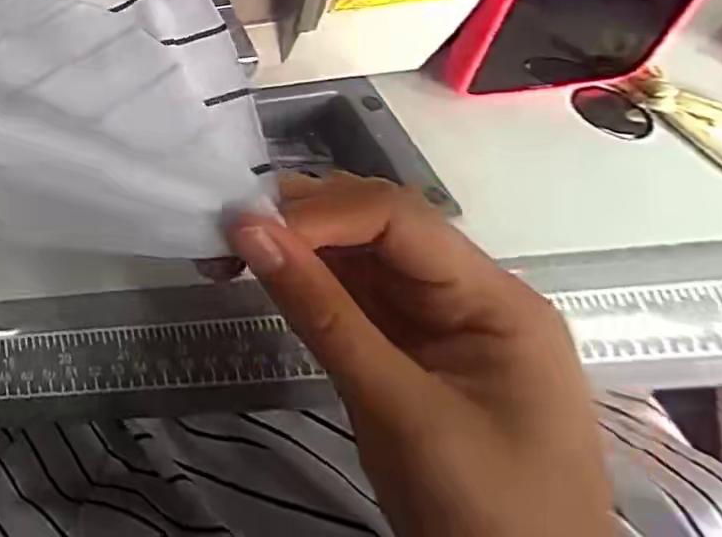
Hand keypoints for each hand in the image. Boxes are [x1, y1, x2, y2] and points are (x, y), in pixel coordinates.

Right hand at [227, 173, 609, 536]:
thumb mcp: (399, 412)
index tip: (248, 230)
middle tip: (229, 234)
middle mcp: (462, 289)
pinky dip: (300, 274)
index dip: (321, 214)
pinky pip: (345, 286)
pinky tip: (264, 273)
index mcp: (492, 298)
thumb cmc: (486, 512)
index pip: (398, 218)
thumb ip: (322, 313)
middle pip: (374, 220)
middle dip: (301, 217)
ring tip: (232, 250)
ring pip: (353, 248)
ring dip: (293, 242)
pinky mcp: (401, 337)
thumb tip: (246, 230)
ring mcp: (431, 313)